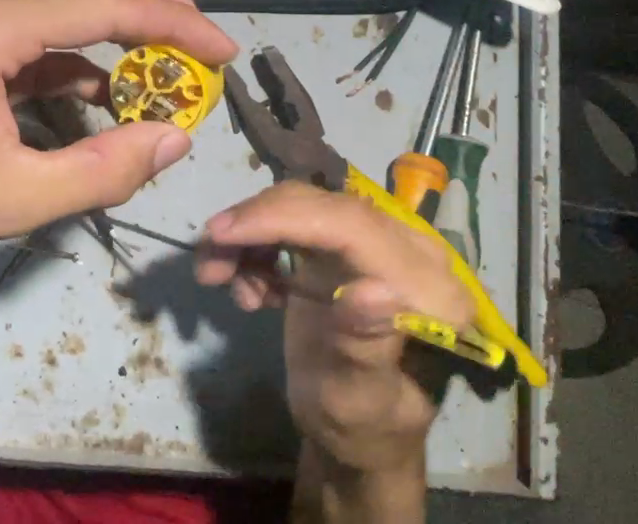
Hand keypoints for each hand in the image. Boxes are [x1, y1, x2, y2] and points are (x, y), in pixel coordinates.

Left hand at [0, 0, 236, 262]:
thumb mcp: (15, 198)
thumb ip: (102, 170)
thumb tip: (177, 138)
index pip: (102, 3)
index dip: (173, 24)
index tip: (223, 52)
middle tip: (195, 28)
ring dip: (116, 6)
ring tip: (165, 58)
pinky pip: (39, 20)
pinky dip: (82, 44)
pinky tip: (108, 91)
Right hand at [195, 182, 473, 476]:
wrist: (358, 433)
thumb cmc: (365, 427)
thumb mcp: (363, 400)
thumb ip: (367, 346)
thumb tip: (372, 289)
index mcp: (429, 292)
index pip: (350, 224)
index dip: (280, 218)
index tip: (220, 234)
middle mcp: (410, 256)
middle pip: (318, 205)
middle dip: (253, 225)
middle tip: (207, 264)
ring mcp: (376, 247)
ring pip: (296, 206)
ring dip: (246, 236)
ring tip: (216, 278)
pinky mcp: (345, 247)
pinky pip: (288, 220)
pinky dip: (254, 245)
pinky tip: (249, 288)